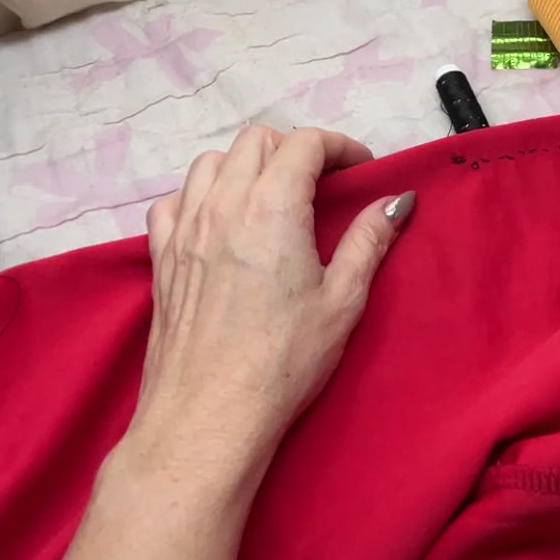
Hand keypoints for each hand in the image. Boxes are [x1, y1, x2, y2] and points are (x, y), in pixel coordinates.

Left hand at [61, 126, 412, 559]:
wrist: (207, 420)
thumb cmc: (284, 360)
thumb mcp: (343, 299)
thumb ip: (370, 238)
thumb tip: (398, 200)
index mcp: (272, 205)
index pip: (305, 142)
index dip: (339, 146)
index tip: (360, 169)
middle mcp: (223, 203)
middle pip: (257, 140)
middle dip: (295, 149)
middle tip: (322, 183)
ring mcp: (185, 228)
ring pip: (211, 161)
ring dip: (247, 164)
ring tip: (272, 196)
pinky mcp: (161, 257)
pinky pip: (174, 200)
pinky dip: (201, 194)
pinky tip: (218, 221)